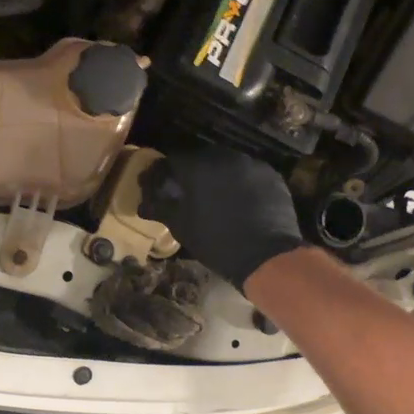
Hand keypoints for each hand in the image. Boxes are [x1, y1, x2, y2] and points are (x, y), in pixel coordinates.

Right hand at [139, 147, 305, 288]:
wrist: (266, 256)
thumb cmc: (216, 241)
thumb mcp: (181, 227)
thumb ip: (160, 208)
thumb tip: (143, 204)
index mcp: (198, 167)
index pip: (172, 161)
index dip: (161, 174)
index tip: (157, 186)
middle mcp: (225, 157)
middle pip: (199, 159)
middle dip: (189, 173)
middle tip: (185, 191)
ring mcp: (252, 164)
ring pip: (225, 164)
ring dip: (215, 176)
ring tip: (212, 195)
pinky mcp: (271, 176)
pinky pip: (247, 173)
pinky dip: (238, 182)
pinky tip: (238, 200)